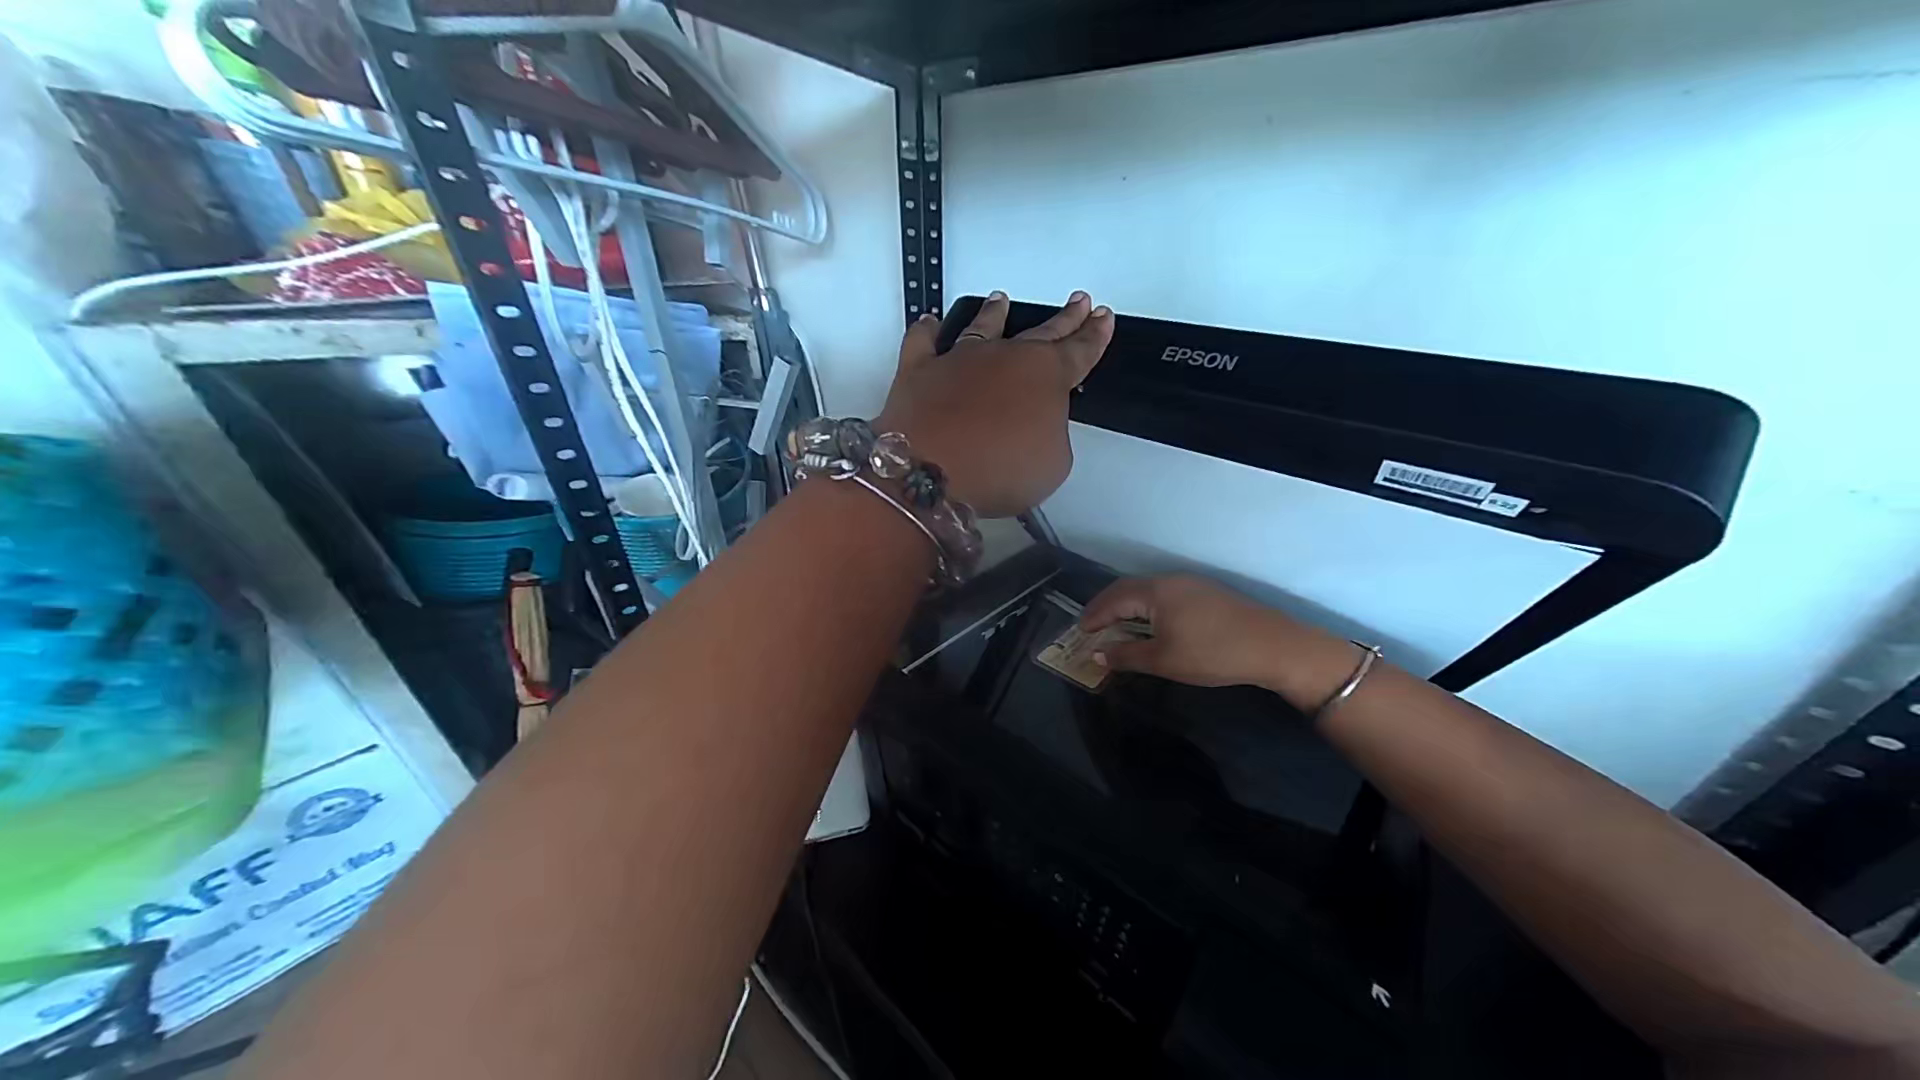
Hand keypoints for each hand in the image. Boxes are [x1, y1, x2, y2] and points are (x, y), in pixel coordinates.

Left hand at [876, 291, 1113, 517]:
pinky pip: (923, 342)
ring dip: (993, 314)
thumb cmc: (997, 469)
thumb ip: (1051, 436)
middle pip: (1040, 332)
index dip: (1094, 335)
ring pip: (981, 328)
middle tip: (1077, 303)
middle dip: (1063, 319)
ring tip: (1001, 299)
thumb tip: (1035, 428)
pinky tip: (930, 322)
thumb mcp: (1053, 464)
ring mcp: (958, 360)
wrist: (929, 472)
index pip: (1079, 350)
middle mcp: (1003, 357)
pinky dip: (927, 331)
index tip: (1102, 317)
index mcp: (1045, 375)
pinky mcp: (918, 371)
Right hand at [1079, 574, 1363, 710]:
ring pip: (1147, 590)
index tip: (1080, 632)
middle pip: (1128, 589)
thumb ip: (1126, 655)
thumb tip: (1097, 654)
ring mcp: (1190, 583)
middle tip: (1092, 627)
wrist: (1273, 646)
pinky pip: (1164, 594)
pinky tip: (1150, 623)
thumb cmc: (1212, 654)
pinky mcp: (1206, 593)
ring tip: (1116, 626)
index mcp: (1155, 591)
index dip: (1094, 615)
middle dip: (1106, 607)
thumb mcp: (1164, 660)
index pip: (1113, 598)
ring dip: (1127, 606)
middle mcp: (1170, 580)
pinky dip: (1147, 607)